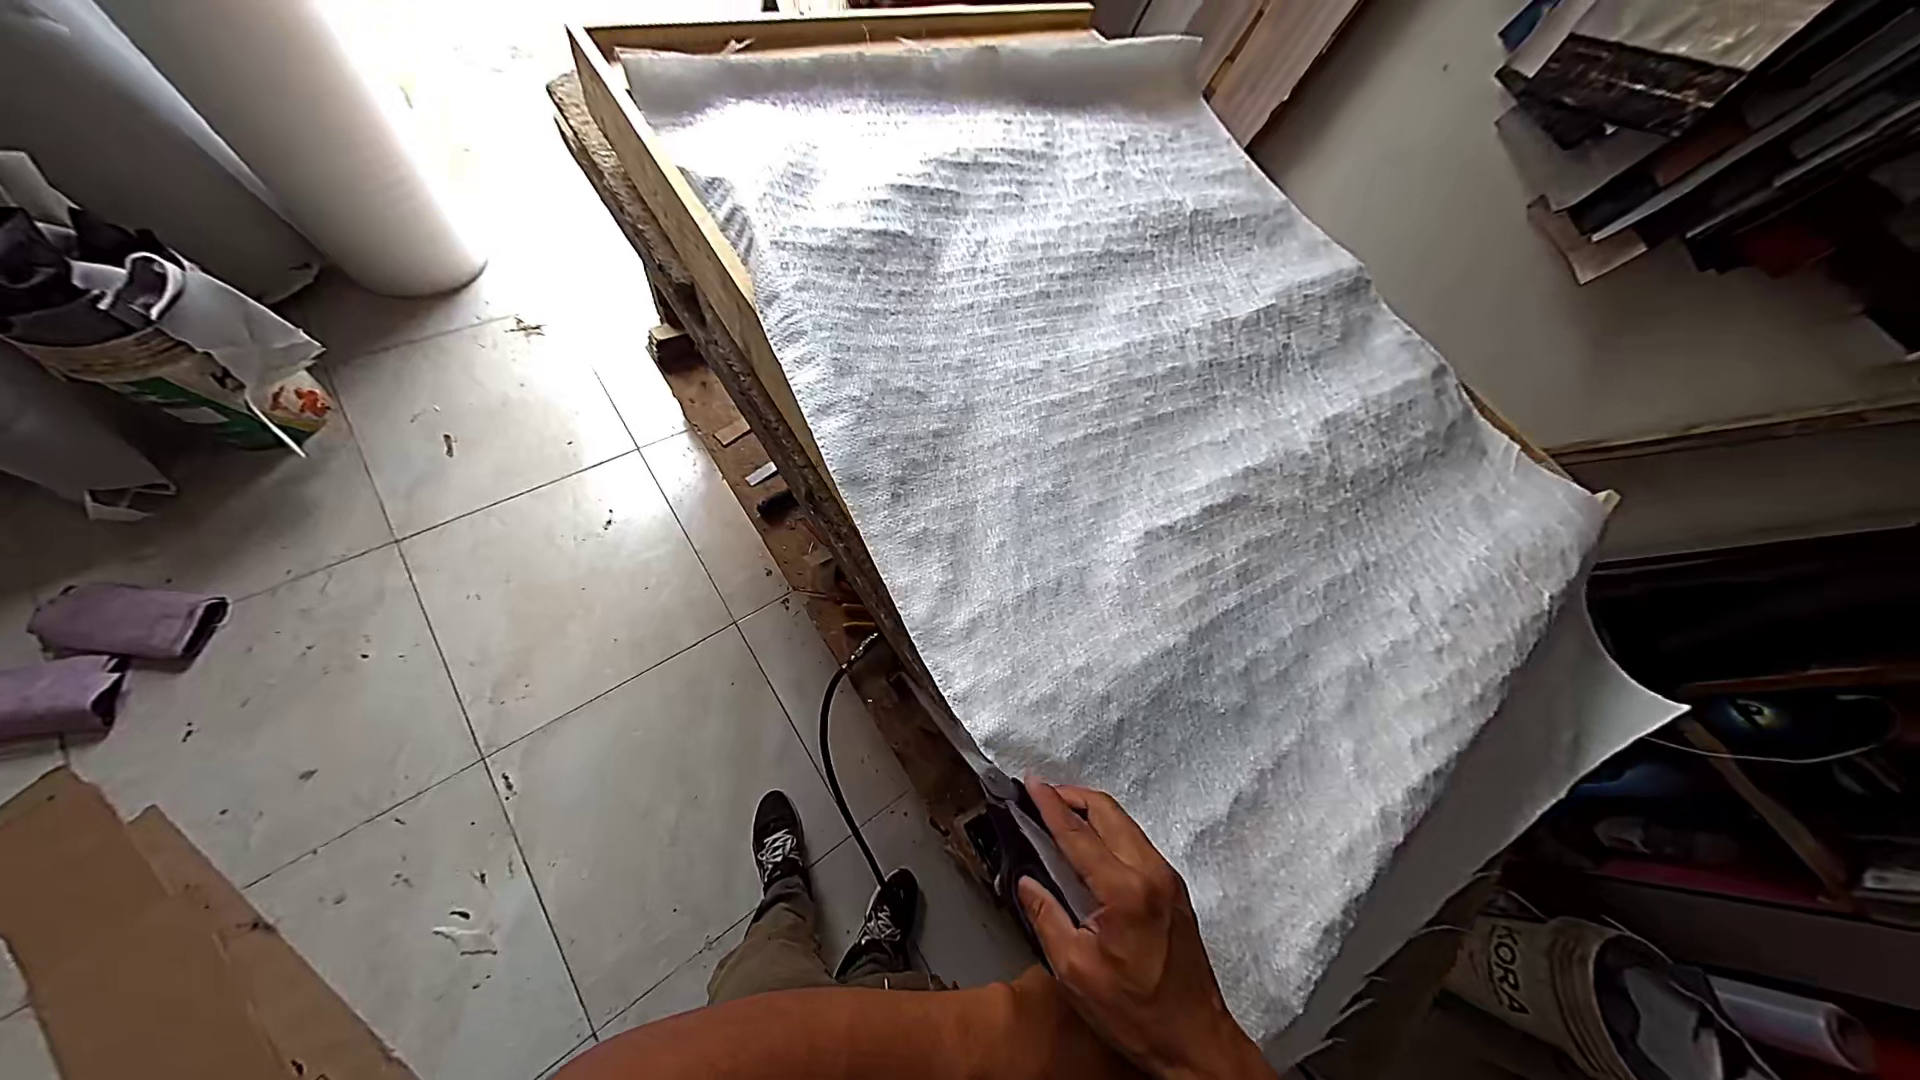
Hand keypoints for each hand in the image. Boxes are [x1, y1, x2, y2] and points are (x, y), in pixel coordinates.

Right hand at [1017, 779, 1274, 1079]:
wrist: (1197, 1041)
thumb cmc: (1140, 1015)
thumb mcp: (1075, 972)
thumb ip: (1046, 917)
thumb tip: (1027, 883)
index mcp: (1125, 892)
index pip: (1078, 833)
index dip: (1050, 805)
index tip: (1032, 784)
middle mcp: (1151, 874)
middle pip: (1107, 810)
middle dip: (1072, 795)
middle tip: (1044, 793)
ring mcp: (1167, 877)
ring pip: (1124, 820)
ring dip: (1091, 809)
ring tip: (1062, 812)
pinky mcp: (1173, 885)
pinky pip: (1135, 838)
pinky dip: (1109, 827)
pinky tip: (1091, 840)